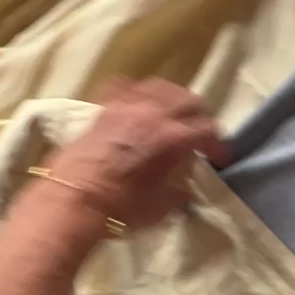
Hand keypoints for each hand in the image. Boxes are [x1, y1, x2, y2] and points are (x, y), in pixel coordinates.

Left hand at [42, 77, 228, 228]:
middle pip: (189, 100)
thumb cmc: (122, 208)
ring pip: (161, 86)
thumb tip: (185, 187)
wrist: (75, 200)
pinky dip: (140, 92)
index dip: (218, 146)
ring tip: (174, 113)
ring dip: (174, 98)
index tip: (220, 159)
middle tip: (200, 134)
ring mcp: (127, 106)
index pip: (208, 131)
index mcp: (173, 138)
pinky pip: (127, 86)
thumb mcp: (163, 206)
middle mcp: (154, 114)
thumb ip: (180, 190)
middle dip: (201, 117)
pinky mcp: (104, 108)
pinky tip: (141, 104)